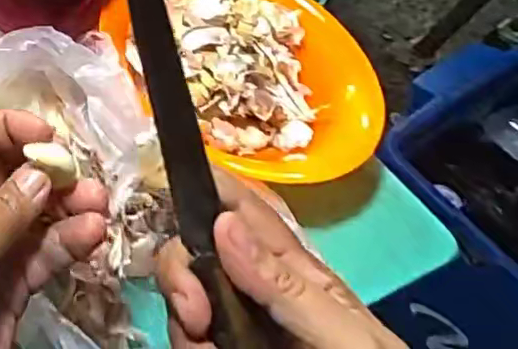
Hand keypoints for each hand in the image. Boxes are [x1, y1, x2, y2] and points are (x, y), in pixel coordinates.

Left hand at [0, 110, 109, 348]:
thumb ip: (1, 212)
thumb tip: (42, 171)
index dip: (11, 127)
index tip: (50, 135)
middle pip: (13, 170)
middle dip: (49, 168)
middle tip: (85, 177)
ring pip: (36, 210)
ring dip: (68, 205)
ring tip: (100, 206)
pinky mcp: (13, 280)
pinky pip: (44, 250)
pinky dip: (69, 241)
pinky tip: (92, 234)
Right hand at [157, 169, 402, 348]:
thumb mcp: (345, 337)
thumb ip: (285, 285)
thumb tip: (222, 222)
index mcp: (288, 265)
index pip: (236, 201)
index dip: (200, 184)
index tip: (171, 199)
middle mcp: (255, 284)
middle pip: (193, 245)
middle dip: (178, 268)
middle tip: (193, 312)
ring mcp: (241, 322)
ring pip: (183, 291)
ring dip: (181, 316)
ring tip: (202, 347)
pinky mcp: (224, 348)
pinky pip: (188, 336)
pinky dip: (187, 344)